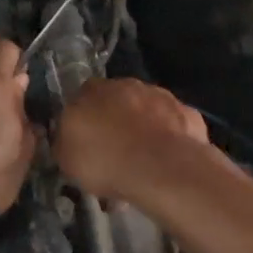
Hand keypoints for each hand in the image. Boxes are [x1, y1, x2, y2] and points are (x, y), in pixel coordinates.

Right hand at [53, 78, 210, 201]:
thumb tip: (67, 137)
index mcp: (91, 90)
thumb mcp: (66, 158)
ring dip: (142, 129)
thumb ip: (65, 141)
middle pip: (116, 101)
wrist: (161, 167)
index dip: (83, 120)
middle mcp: (126, 85)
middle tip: (112, 153)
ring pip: (146, 111)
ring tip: (141, 162)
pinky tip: (165, 163)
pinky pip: (172, 126)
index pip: (81, 98)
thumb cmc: (105, 160)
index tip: (85, 142)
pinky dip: (167, 140)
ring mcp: (161, 96)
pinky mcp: (188, 113)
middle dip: (114, 122)